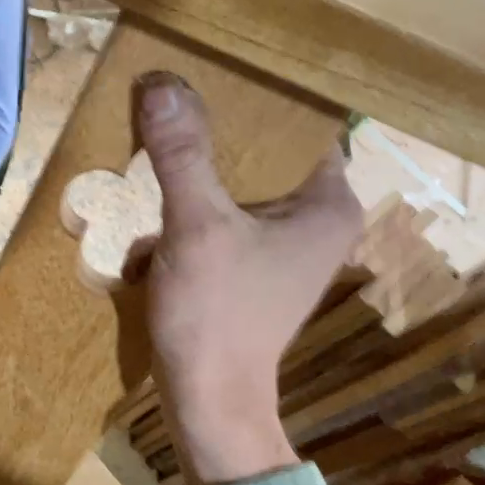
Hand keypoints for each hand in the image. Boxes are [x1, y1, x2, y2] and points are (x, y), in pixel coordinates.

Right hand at [132, 72, 363, 484]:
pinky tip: (155, 237)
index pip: (299, 128)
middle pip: (262, 161)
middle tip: (169, 123)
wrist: (207, 401)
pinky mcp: (253, 279)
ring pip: (236, 196)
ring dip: (193, 192)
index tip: (209, 83)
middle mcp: (317, 226)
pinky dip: (189, 227)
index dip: (255, 103)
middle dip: (213, 151)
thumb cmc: (217, 315)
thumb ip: (182, 156)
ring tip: (156, 178)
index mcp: (329, 205)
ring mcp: (284, 256)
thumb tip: (160, 84)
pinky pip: (222, 230)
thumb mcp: (197, 227)